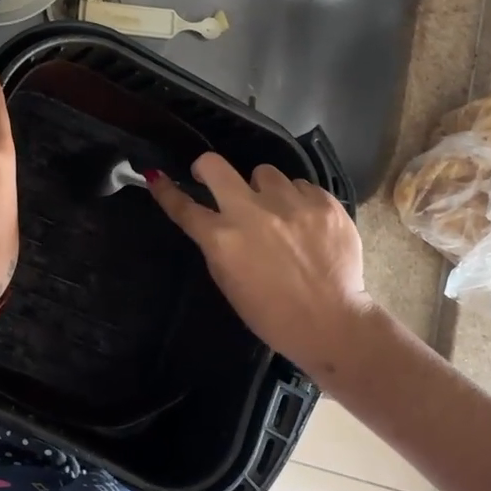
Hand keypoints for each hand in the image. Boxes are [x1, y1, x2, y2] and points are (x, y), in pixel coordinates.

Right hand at [147, 155, 372, 375]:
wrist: (333, 324)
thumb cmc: (272, 314)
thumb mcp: (228, 281)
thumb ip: (216, 245)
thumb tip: (209, 220)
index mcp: (222, 238)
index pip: (183, 205)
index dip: (165, 189)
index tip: (157, 176)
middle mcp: (252, 212)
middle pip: (215, 166)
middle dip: (209, 168)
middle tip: (214, 178)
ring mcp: (290, 204)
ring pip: (264, 172)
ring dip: (264, 189)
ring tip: (277, 211)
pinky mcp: (324, 202)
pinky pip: (301, 185)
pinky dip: (298, 200)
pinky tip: (306, 222)